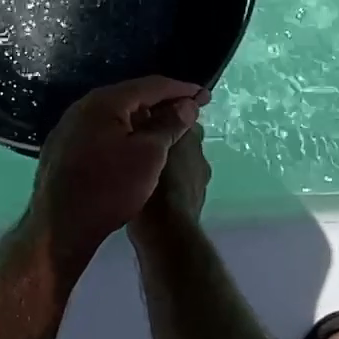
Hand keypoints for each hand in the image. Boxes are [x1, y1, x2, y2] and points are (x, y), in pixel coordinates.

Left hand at [30, 77, 208, 258]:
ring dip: (144, 118)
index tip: (204, 95)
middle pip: (131, 96)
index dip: (181, 89)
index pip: (151, 85)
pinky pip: (101, 129)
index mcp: (104, 101)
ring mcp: (69, 126)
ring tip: (169, 127)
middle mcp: (82, 106)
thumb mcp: (149, 156)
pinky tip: (136, 143)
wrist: (60, 225)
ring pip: (115, 114)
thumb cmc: (109, 188)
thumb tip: (187, 103)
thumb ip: (169, 125)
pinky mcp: (64, 146)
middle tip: (190, 110)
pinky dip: (124, 131)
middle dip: (162, 102)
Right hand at [132, 121, 211, 247]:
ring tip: (141, 168)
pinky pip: (181, 182)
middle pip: (180, 135)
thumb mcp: (138, 147)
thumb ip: (142, 125)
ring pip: (182, 160)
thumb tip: (140, 106)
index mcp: (189, 134)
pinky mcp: (196, 199)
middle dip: (163, 136)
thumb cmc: (152, 185)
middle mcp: (199, 152)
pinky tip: (151, 190)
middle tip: (138, 142)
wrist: (168, 232)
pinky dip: (170, 182)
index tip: (142, 116)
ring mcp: (200, 177)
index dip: (161, 111)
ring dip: (167, 161)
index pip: (180, 110)